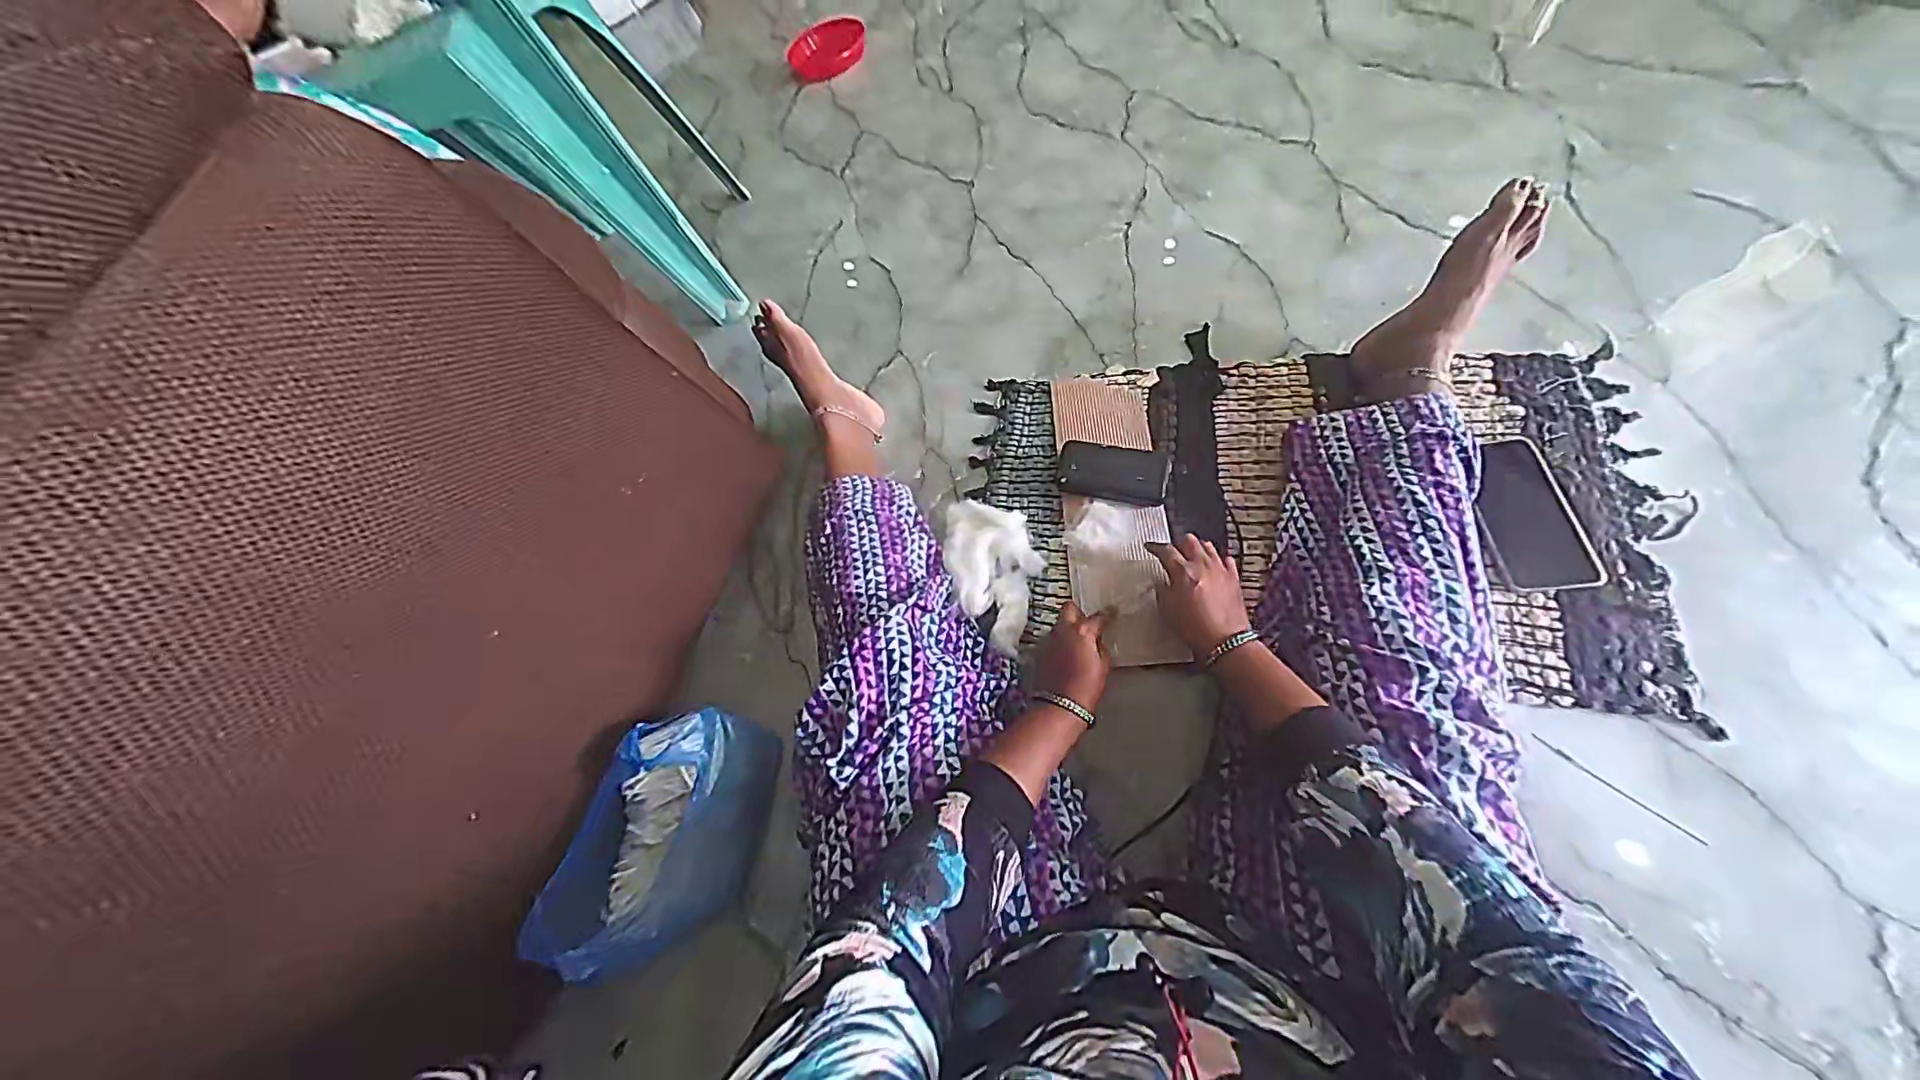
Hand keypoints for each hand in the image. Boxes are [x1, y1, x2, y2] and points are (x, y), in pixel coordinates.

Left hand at [1033, 601, 1111, 709]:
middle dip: (1078, 612)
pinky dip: (1060, 642)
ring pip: (1059, 624)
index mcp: (1082, 631)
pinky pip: (1052, 639)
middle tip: (1087, 623)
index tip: (1111, 613)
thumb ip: (1100, 647)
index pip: (1098, 616)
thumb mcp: (1103, 666)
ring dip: (1068, 629)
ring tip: (1076, 642)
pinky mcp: (1040, 650)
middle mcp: (1063, 630)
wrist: (1060, 704)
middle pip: (1069, 608)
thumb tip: (1097, 640)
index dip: (1107, 614)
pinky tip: (1065, 655)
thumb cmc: (1086, 687)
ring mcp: (1049, 639)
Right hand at [1147, 534, 1251, 654]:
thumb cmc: (1196, 629)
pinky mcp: (1233, 579)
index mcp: (1183, 571)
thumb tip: (1161, 581)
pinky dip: (1217, 560)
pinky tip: (1214, 566)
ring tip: (1191, 556)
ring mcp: (1220, 570)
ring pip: (1208, 546)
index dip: (1155, 547)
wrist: (1225, 642)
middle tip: (1172, 551)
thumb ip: (1163, 590)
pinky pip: (1226, 560)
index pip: (1166, 550)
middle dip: (1178, 543)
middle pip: (1189, 541)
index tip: (1151, 547)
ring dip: (1197, 548)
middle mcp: (1203, 565)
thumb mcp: (1168, 610)